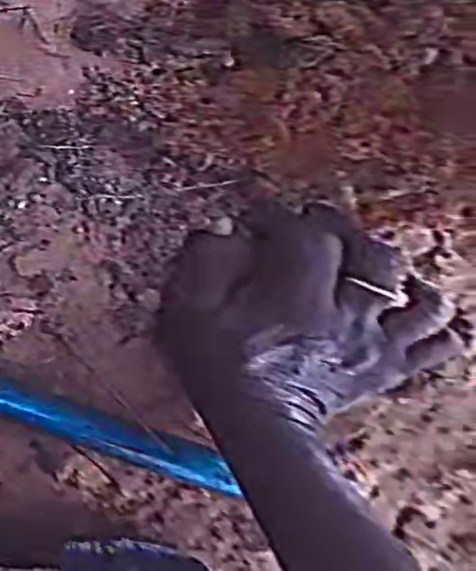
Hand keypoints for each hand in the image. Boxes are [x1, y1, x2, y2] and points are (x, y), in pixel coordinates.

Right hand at [158, 207, 466, 435]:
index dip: (283, 218)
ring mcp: (380, 345)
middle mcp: (348, 317)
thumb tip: (223, 226)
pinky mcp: (395, 367)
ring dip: (397, 272)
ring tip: (363, 262)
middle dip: (345, 231)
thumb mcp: (187, 303)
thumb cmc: (211, 355)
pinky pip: (446, 340)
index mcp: (293, 298)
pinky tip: (405, 305)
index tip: (257, 217)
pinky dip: (435, 317)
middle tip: (314, 222)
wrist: (254, 416)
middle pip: (376, 258)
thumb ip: (206, 259)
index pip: (308, 238)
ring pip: (424, 298)